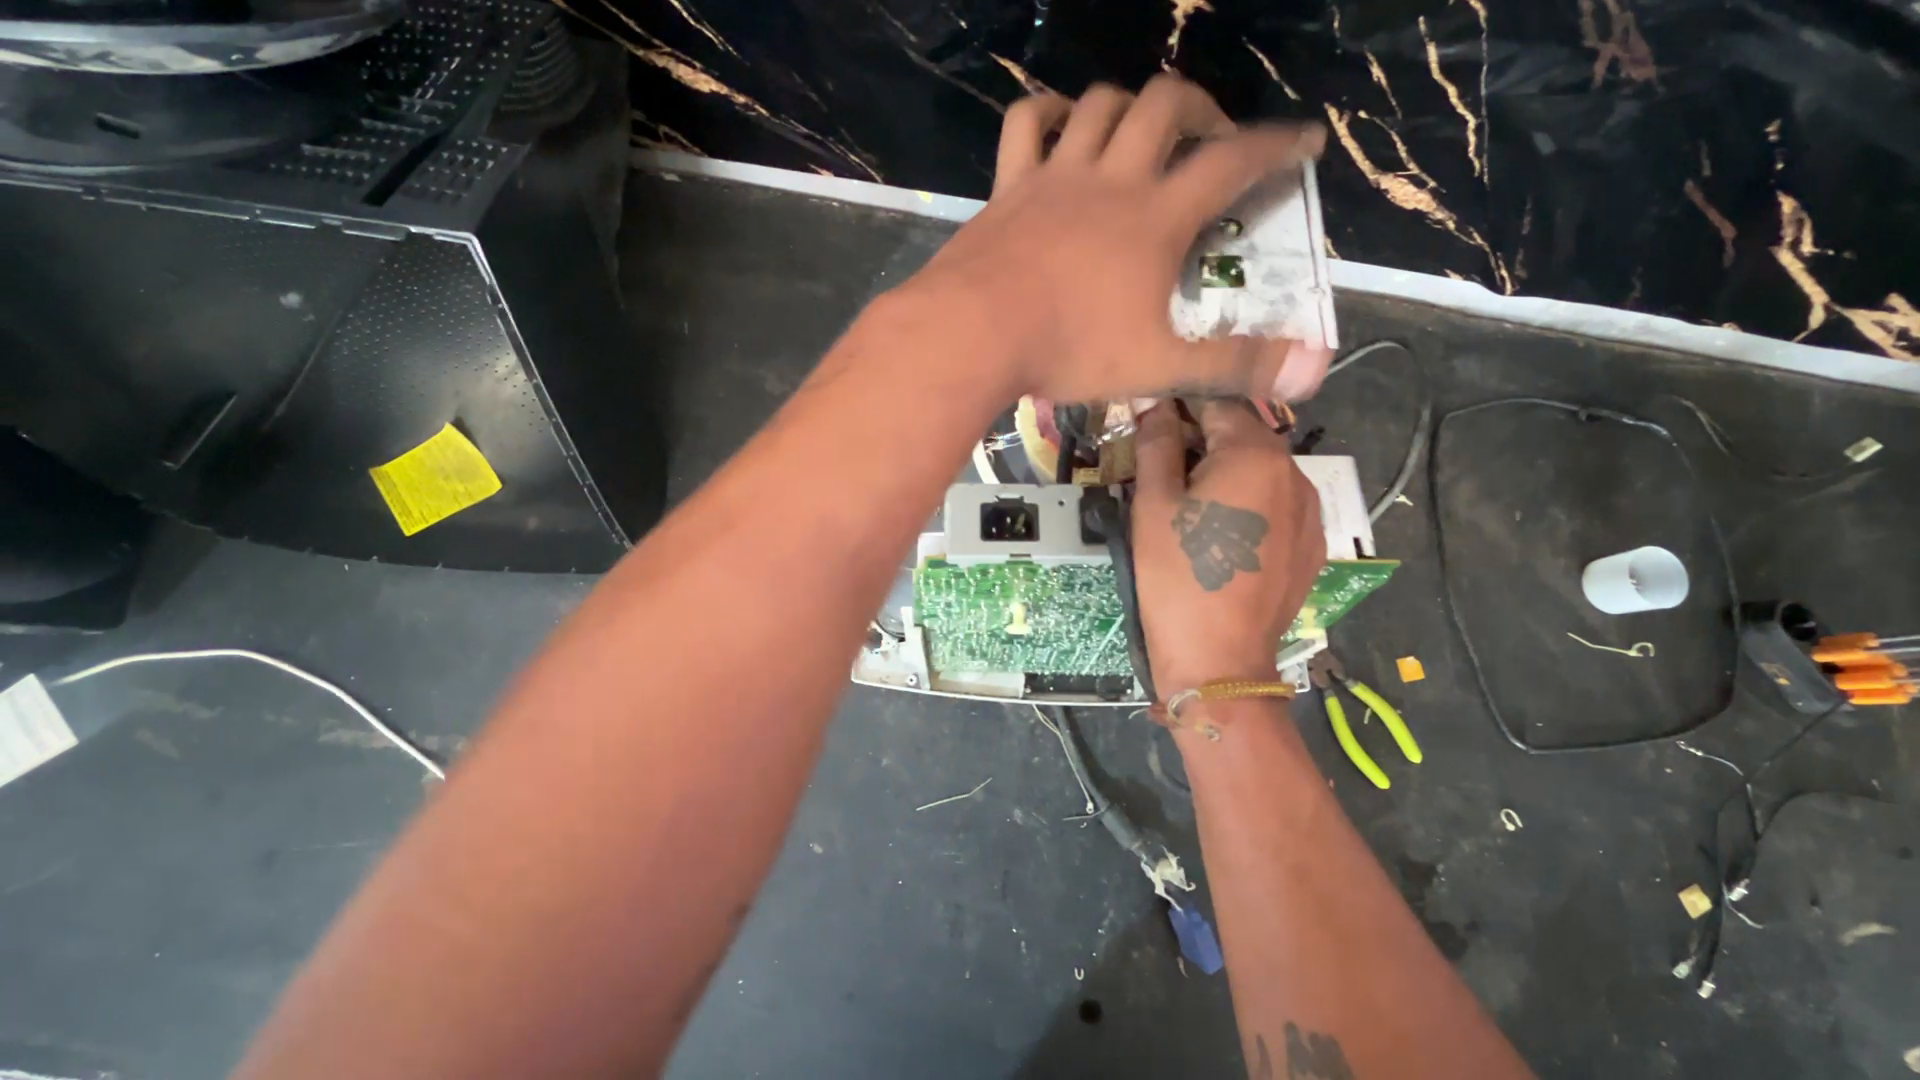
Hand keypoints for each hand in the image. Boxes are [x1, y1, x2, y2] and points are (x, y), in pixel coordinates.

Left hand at [891, 76, 1331, 402]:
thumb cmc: (1068, 350)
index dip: (1276, 146)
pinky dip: (1045, 112)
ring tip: (1142, 132)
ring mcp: (1055, 176)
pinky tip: (1058, 126)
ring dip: (1129, 105)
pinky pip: (1025, 123)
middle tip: (1211, 139)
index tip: (1305, 140)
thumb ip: (1236, 365)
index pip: (1232, 162)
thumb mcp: (1160, 367)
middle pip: (1166, 106)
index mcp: (1156, 218)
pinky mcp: (1008, 185)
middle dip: (1199, 109)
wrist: (972, 334)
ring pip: (1100, 104)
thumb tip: (1317, 370)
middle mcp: (1111, 180)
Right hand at [1131, 399, 1325, 693]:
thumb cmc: (1177, 577)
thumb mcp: (1154, 505)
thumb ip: (1156, 442)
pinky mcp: (1312, 545)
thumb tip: (1152, 399)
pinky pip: (1277, 506)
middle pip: (1244, 436)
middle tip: (1162, 467)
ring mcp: (1310, 512)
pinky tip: (1221, 535)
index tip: (1150, 419)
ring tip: (1191, 505)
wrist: (1220, 660)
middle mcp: (1295, 473)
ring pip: (1262, 471)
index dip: (1179, 404)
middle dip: (1204, 440)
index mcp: (1255, 454)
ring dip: (1228, 473)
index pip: (1216, 402)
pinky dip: (1249, 505)